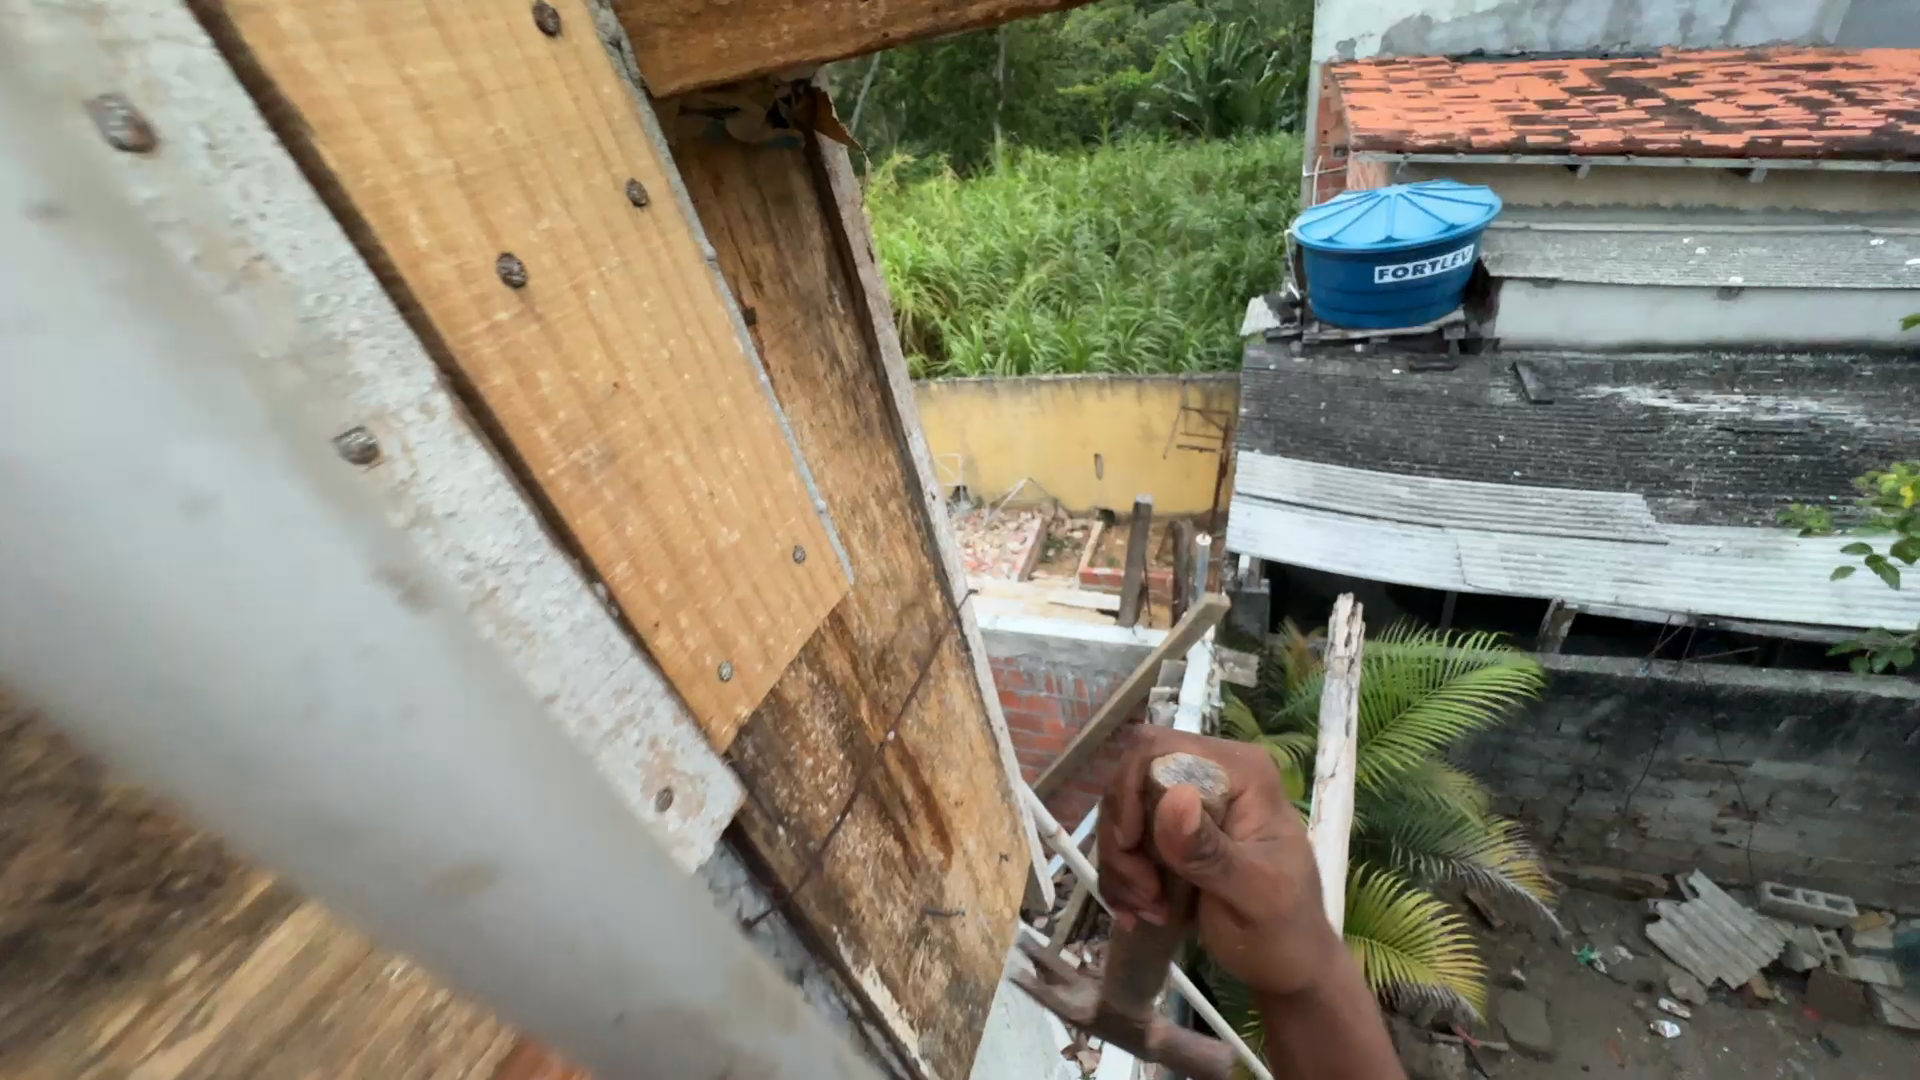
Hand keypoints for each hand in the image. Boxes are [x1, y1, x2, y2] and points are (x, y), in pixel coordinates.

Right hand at [1097, 728, 1339, 999]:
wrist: (1286, 967)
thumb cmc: (1283, 931)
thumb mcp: (1254, 896)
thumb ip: (1211, 851)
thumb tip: (1174, 798)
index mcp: (1241, 771)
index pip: (1159, 748)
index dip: (1130, 790)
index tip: (1130, 845)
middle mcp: (1211, 771)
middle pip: (1130, 776)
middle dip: (1123, 837)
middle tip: (1143, 892)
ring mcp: (1187, 796)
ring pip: (1119, 808)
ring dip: (1121, 862)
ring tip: (1148, 908)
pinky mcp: (1168, 824)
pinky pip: (1120, 835)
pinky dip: (1119, 874)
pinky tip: (1140, 909)